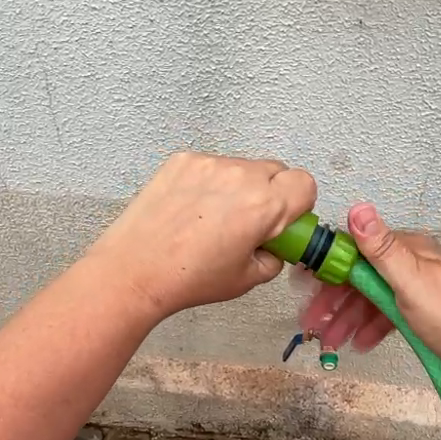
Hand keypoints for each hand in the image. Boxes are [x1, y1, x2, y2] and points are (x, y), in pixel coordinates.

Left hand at [87, 151, 317, 317]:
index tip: (284, 220)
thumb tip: (273, 245)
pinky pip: (210, 165)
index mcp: (265, 205)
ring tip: (211, 218)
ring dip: (237, 186)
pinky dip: (208, 182)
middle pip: (276, 170)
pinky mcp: (183, 160)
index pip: (305, 183)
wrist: (135, 269)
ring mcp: (209, 163)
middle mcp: (241, 176)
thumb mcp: (247, 279)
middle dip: (271, 192)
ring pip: (241, 167)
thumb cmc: (189, 278)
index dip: (298, 203)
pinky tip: (189, 209)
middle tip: (249, 221)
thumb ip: (273, 257)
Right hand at [297, 203, 440, 386]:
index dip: (327, 266)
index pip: (356, 248)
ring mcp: (423, 286)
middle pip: (362, 274)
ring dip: (348, 317)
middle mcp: (414, 261)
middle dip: (333, 299)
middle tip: (310, 324)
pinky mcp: (430, 311)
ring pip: (374, 297)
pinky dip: (372, 326)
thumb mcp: (412, 283)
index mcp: (409, 249)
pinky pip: (391, 312)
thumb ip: (381, 248)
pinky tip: (361, 343)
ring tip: (330, 342)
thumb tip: (358, 206)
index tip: (301, 285)